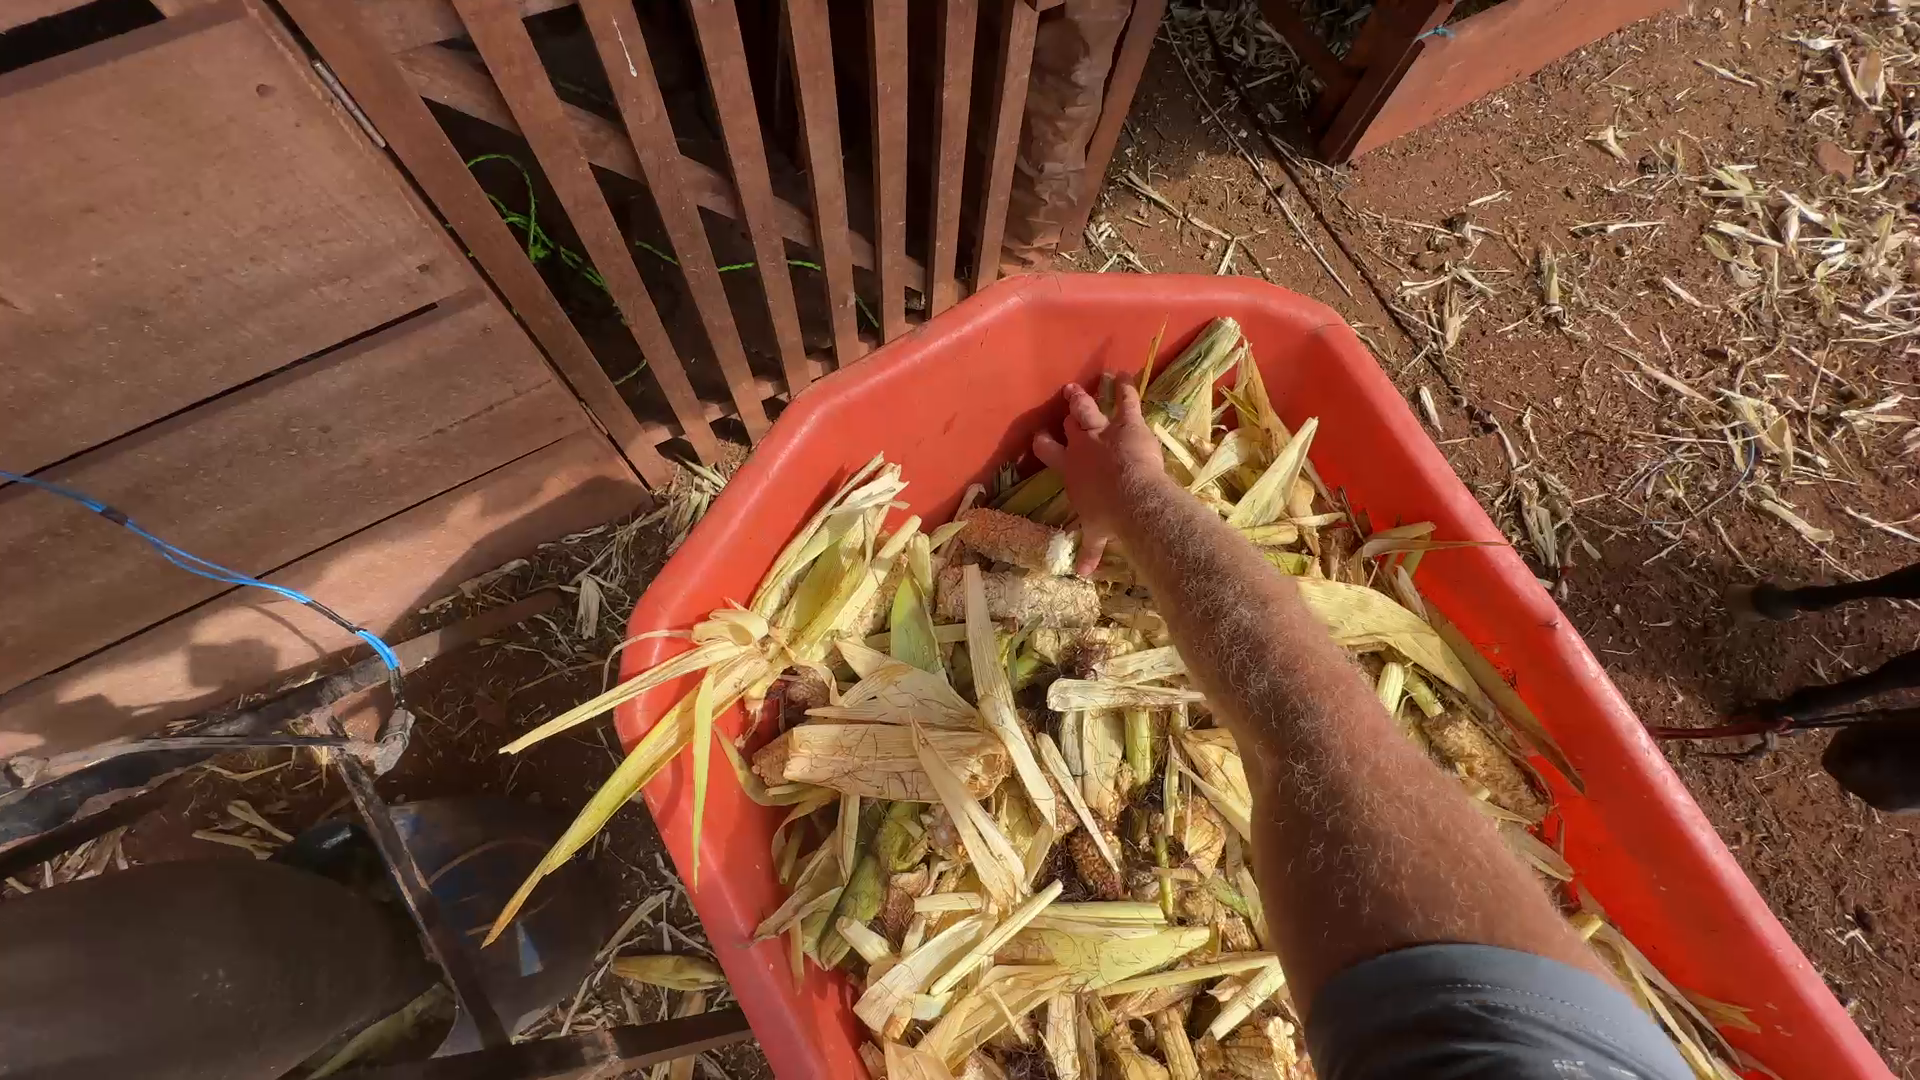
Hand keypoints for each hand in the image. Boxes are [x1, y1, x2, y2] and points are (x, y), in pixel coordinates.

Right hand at [1033, 381, 1163, 574]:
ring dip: (1085, 398)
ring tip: (1079, 387)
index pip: (1051, 455)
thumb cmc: (1109, 518)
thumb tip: (1083, 574)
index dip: (1045, 446)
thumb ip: (1091, 549)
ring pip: (1090, 410)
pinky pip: (1125, 401)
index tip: (1039, 438)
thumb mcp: (1096, 533)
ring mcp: (1103, 433)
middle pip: (1071, 427)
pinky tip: (1125, 375)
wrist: (1131, 499)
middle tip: (1064, 399)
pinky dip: (1126, 388)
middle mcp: (1082, 448)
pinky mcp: (1127, 424)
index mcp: (1070, 472)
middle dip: (1067, 414)